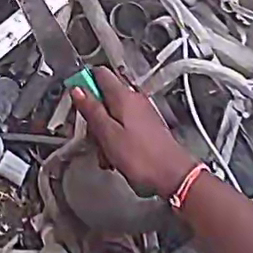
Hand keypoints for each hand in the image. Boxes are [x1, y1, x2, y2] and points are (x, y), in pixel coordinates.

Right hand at [74, 66, 198, 194]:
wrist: (176, 179)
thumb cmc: (143, 158)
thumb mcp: (108, 133)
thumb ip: (91, 109)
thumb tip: (77, 90)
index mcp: (123, 96)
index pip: (99, 73)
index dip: (83, 82)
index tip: (76, 99)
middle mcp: (134, 100)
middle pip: (104, 95)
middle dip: (92, 112)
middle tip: (89, 131)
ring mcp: (142, 114)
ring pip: (112, 113)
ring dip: (102, 130)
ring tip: (103, 150)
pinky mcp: (146, 129)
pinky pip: (122, 126)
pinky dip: (115, 138)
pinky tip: (115, 156)